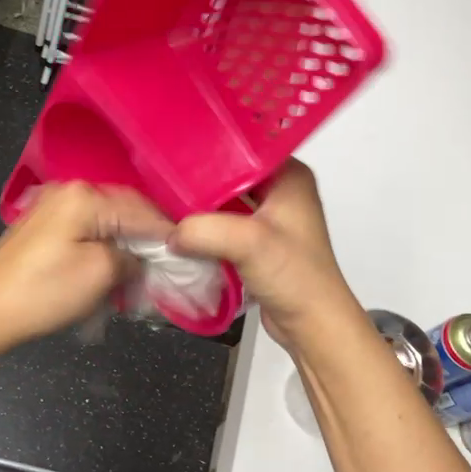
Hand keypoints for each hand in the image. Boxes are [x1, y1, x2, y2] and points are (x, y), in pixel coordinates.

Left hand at [0, 182, 173, 349]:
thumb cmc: (43, 293)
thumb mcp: (101, 274)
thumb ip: (133, 258)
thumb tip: (143, 257)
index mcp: (85, 195)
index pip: (143, 210)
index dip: (169, 236)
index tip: (191, 258)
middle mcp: (67, 192)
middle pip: (123, 214)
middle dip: (146, 243)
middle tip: (168, 272)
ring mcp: (50, 210)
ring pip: (104, 226)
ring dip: (124, 251)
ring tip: (141, 279)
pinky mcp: (41, 231)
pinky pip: (84, 236)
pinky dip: (102, 254)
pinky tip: (112, 275)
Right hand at [169, 160, 358, 346]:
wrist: (313, 326)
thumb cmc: (293, 275)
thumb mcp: (248, 244)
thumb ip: (203, 230)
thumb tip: (167, 233)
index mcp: (288, 174)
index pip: (242, 145)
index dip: (207, 147)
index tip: (170, 149)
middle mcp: (279, 189)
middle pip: (228, 173)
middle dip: (196, 177)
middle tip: (157, 174)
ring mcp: (268, 216)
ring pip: (222, 200)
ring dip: (197, 205)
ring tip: (159, 197)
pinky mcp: (256, 241)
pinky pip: (222, 223)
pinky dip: (202, 226)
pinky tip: (175, 225)